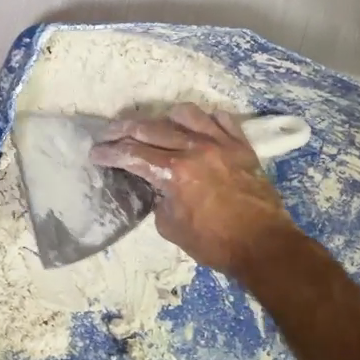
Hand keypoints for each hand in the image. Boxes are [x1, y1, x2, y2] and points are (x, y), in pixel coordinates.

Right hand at [89, 103, 296, 270]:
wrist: (263, 245)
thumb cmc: (214, 243)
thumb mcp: (170, 227)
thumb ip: (158, 199)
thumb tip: (158, 186)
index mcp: (174, 172)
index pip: (132, 154)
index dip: (109, 152)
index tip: (95, 154)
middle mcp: (195, 149)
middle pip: (150, 128)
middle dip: (123, 130)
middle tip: (109, 134)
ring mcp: (221, 144)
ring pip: (185, 114)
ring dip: (163, 118)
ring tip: (154, 127)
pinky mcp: (242, 146)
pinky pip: (220, 119)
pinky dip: (203, 120)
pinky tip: (195, 128)